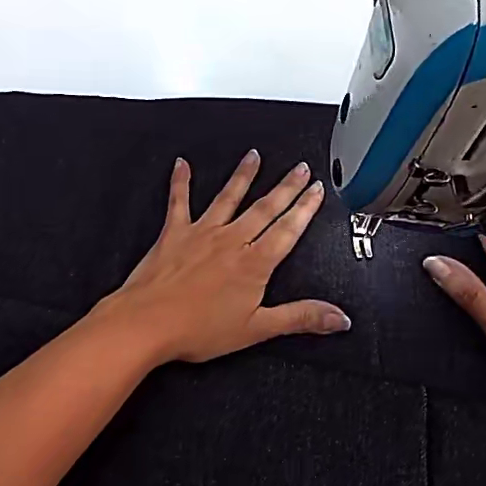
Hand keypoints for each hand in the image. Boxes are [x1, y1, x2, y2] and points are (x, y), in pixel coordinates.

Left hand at [88, 151, 348, 365]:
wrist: (146, 324)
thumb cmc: (196, 329)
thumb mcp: (257, 329)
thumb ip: (300, 318)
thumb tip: (338, 318)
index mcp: (253, 263)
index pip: (288, 229)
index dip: (306, 207)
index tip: (317, 189)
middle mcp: (231, 241)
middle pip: (265, 207)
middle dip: (286, 186)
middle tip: (300, 168)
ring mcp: (202, 233)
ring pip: (229, 197)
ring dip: (244, 175)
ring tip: (254, 156)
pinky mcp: (174, 233)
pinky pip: (179, 201)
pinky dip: (181, 182)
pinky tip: (182, 164)